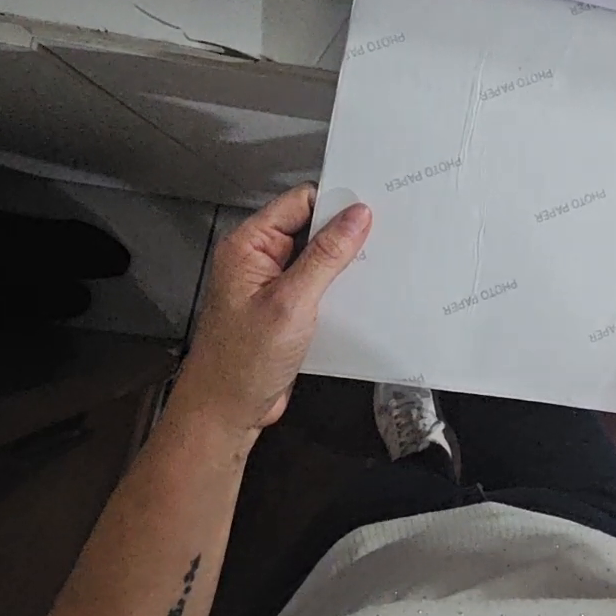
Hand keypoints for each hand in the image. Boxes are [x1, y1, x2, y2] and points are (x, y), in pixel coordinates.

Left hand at [176, 184, 371, 434]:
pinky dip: (340, 284)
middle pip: (311, 226)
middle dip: (346, 230)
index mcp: (250, 245)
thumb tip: (359, 213)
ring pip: (318, 255)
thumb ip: (326, 255)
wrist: (225, 414)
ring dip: (346, 260)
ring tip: (386, 258)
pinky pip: (318, 282)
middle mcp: (260, 257)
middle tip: (390, 232)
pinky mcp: (286, 307)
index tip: (376, 206)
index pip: (300, 202)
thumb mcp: (292, 302)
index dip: (336, 201)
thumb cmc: (248, 358)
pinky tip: (367, 290)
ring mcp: (273, 283)